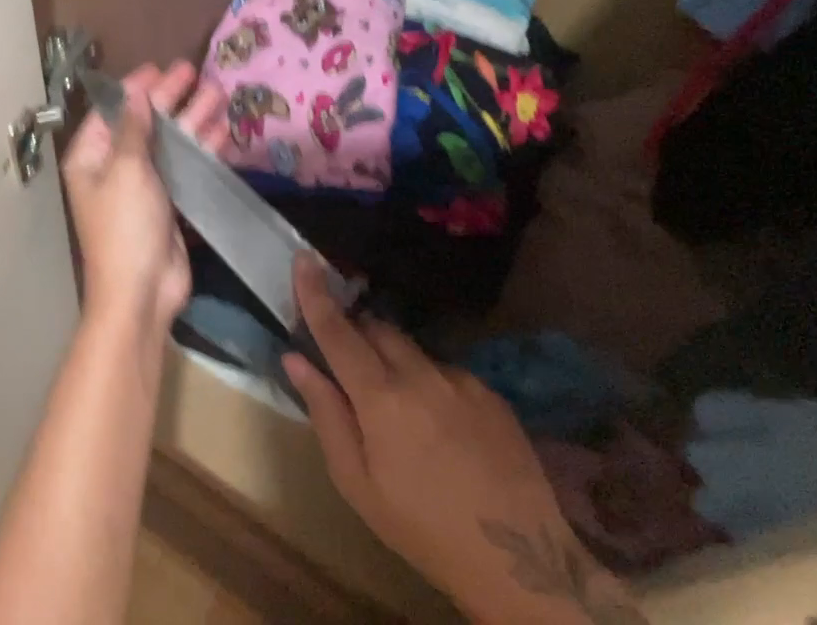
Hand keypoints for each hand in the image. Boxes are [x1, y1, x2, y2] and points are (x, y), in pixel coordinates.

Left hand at [60, 61, 225, 330]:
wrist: (141, 290)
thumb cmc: (125, 227)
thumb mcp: (126, 171)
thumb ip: (134, 130)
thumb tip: (137, 96)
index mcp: (90, 158)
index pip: (112, 112)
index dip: (135, 88)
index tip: (159, 68)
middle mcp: (113, 168)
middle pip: (143, 124)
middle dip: (169, 99)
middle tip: (194, 71)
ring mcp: (142, 187)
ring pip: (168, 144)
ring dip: (192, 120)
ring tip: (218, 93)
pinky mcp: (168, 204)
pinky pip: (184, 168)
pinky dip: (201, 150)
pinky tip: (222, 131)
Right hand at [281, 255, 644, 624]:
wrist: (520, 558)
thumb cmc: (420, 525)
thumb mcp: (355, 480)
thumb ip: (325, 413)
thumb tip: (296, 360)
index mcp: (381, 398)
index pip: (339, 331)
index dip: (315, 294)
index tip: (304, 258)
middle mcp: (423, 376)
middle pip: (377, 329)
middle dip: (355, 332)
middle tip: (343, 359)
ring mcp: (463, 383)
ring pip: (412, 351)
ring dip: (392, 361)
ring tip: (395, 409)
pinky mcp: (492, 396)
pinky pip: (445, 372)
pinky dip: (427, 382)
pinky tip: (436, 425)